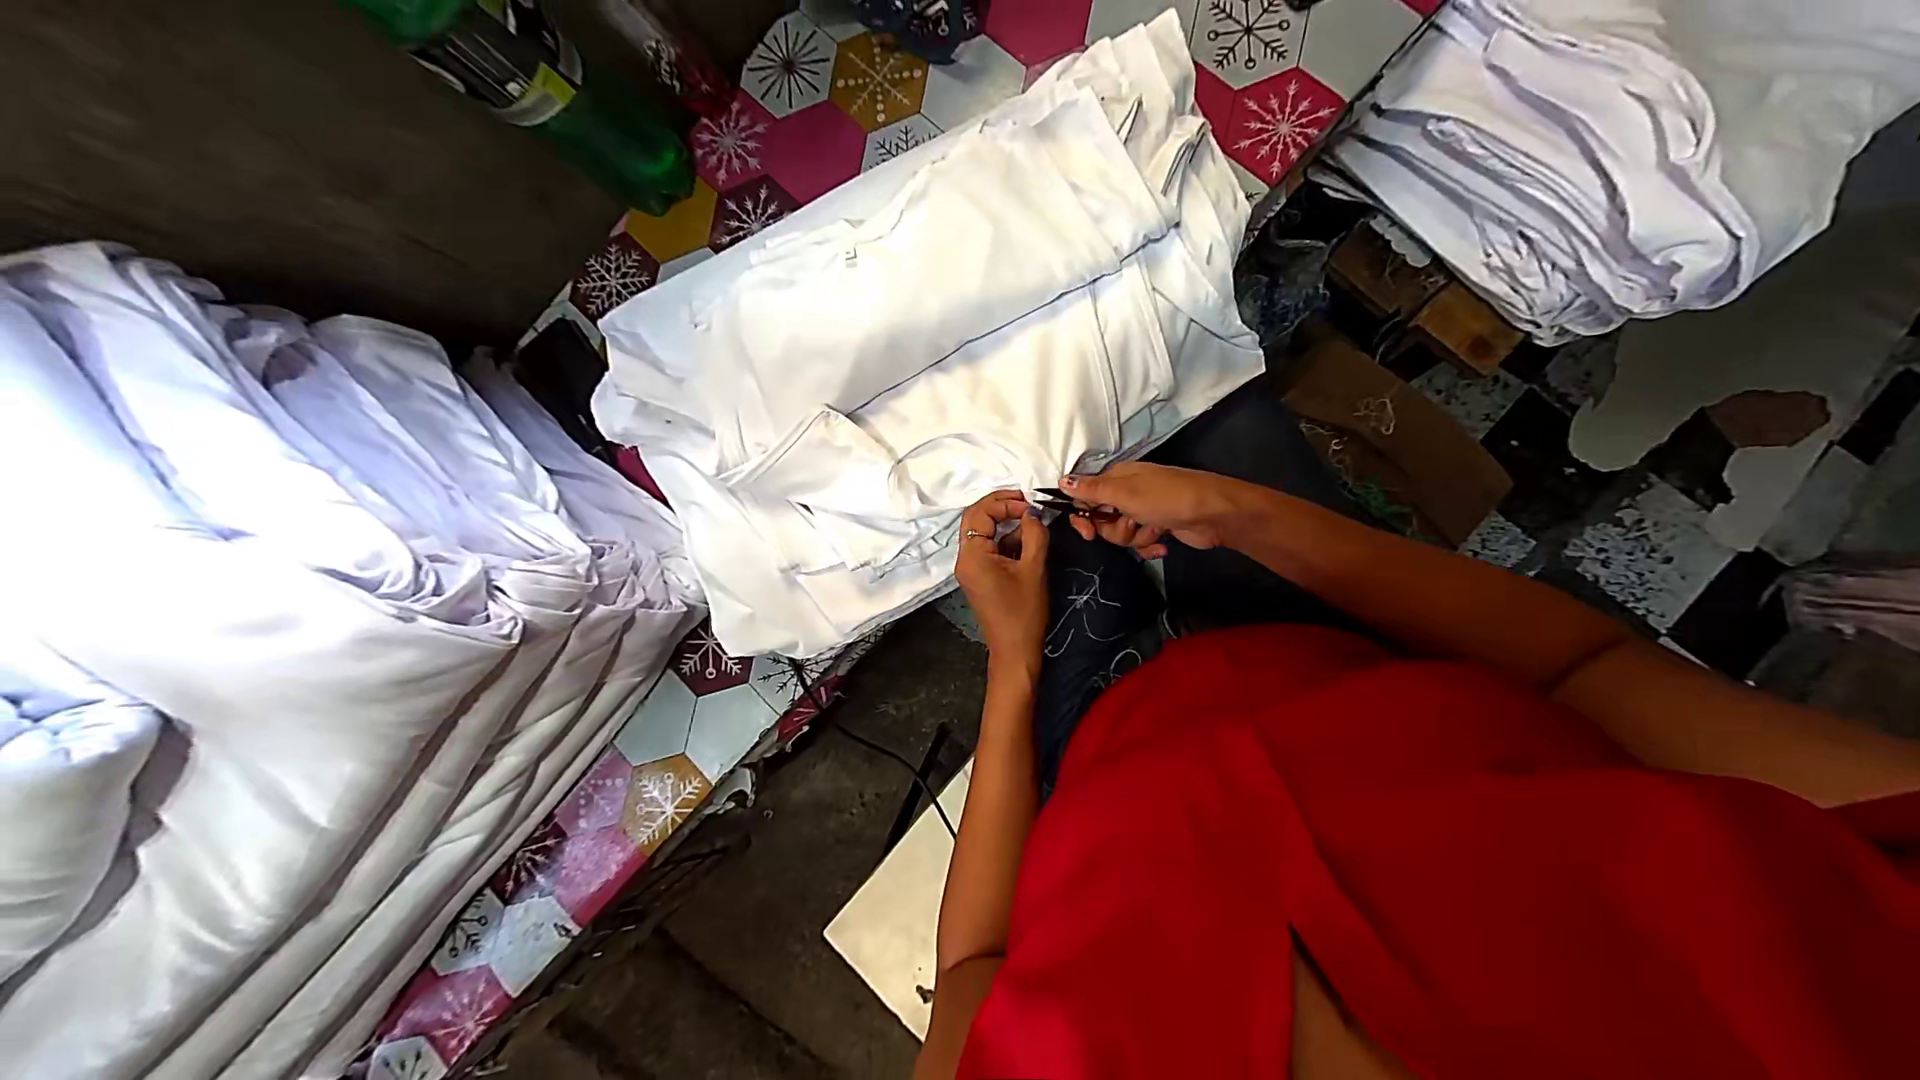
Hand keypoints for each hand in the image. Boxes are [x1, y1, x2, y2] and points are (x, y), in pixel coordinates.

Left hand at [953, 489, 1049, 670]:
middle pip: (975, 519)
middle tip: (1027, 503)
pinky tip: (1027, 541)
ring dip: (1005, 524)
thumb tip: (1032, 512)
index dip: (1003, 503)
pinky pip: (988, 548)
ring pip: (982, 533)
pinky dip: (1005, 540)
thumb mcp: (1034, 568)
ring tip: (1032, 522)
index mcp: (972, 556)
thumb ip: (1033, 534)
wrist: (1015, 649)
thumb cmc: (1024, 612)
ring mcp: (970, 568)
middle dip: (1001, 507)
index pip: (979, 513)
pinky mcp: (979, 576)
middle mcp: (964, 559)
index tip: (1029, 504)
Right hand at [1058, 463, 1256, 552]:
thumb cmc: (1167, 498)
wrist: (1214, 514)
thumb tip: (1061, 481)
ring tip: (1154, 530)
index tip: (1089, 533)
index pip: (1086, 498)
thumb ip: (1091, 490)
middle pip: (1103, 520)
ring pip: (1122, 534)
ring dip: (1136, 537)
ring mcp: (1145, 511)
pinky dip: (1150, 545)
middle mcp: (1128, 493)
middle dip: (1115, 530)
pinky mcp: (1159, 526)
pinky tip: (1162, 544)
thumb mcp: (1124, 493)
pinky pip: (1141, 542)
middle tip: (1132, 525)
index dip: (1084, 518)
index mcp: (1118, 478)